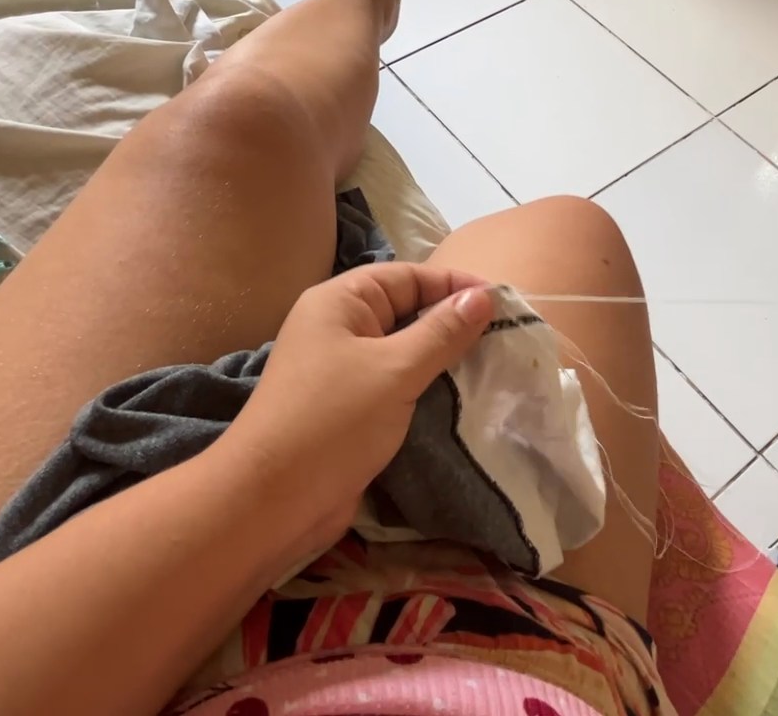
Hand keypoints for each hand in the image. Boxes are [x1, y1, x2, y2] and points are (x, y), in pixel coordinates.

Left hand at [211, 263, 495, 558]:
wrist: (272, 501)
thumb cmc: (333, 421)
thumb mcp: (394, 370)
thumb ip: (441, 332)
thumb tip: (482, 296)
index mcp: (339, 301)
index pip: (407, 277)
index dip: (454, 285)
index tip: (504, 302)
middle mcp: (338, 326)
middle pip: (405, 309)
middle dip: (451, 320)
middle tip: (505, 336)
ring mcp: (341, 368)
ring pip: (402, 349)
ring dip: (441, 356)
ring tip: (492, 365)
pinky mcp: (348, 406)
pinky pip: (394, 382)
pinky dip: (424, 385)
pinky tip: (458, 397)